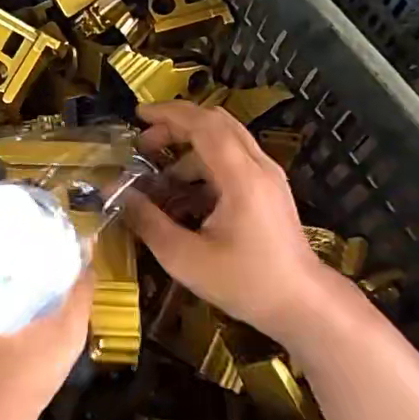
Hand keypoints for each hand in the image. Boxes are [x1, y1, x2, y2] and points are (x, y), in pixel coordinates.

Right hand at [123, 101, 341, 337]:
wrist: (301, 305)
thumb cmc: (244, 282)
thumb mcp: (184, 257)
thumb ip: (147, 221)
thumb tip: (117, 193)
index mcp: (241, 177)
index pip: (203, 125)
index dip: (168, 115)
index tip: (136, 116)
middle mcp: (259, 167)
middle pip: (216, 124)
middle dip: (175, 126)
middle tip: (143, 144)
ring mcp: (267, 178)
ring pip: (225, 142)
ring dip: (188, 149)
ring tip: (158, 176)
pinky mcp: (268, 192)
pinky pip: (233, 162)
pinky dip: (203, 166)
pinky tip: (182, 196)